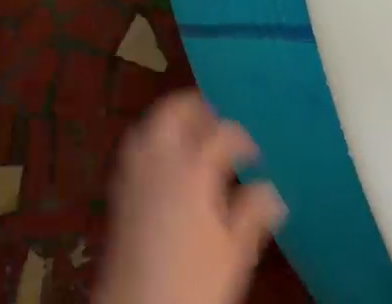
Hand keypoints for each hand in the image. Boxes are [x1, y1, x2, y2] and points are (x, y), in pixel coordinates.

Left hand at [95, 90, 286, 303]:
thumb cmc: (193, 282)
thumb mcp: (235, 253)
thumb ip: (254, 214)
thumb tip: (273, 191)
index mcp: (193, 169)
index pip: (222, 133)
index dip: (242, 138)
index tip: (255, 156)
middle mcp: (160, 161)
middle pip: (174, 112)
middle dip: (197, 109)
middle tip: (217, 122)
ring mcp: (134, 174)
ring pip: (149, 125)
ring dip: (170, 123)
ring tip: (191, 136)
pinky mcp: (118, 192)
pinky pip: (134, 149)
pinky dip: (151, 142)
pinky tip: (164, 165)